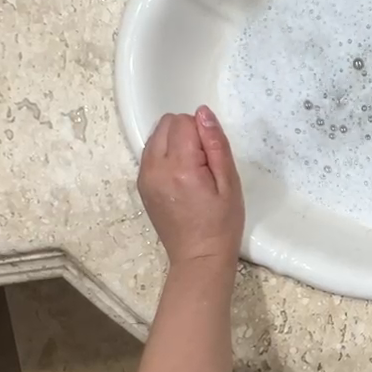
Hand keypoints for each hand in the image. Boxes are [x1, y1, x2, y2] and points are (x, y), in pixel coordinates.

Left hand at [138, 105, 244, 266]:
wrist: (199, 258)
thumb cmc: (221, 224)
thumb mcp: (229, 183)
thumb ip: (216, 145)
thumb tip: (203, 112)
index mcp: (179, 167)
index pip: (184, 122)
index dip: (203, 134)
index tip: (213, 159)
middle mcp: (155, 168)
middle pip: (166, 124)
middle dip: (187, 134)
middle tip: (205, 164)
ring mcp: (144, 177)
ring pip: (157, 136)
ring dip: (176, 143)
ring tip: (193, 172)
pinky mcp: (142, 184)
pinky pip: (151, 153)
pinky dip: (166, 155)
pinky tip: (182, 178)